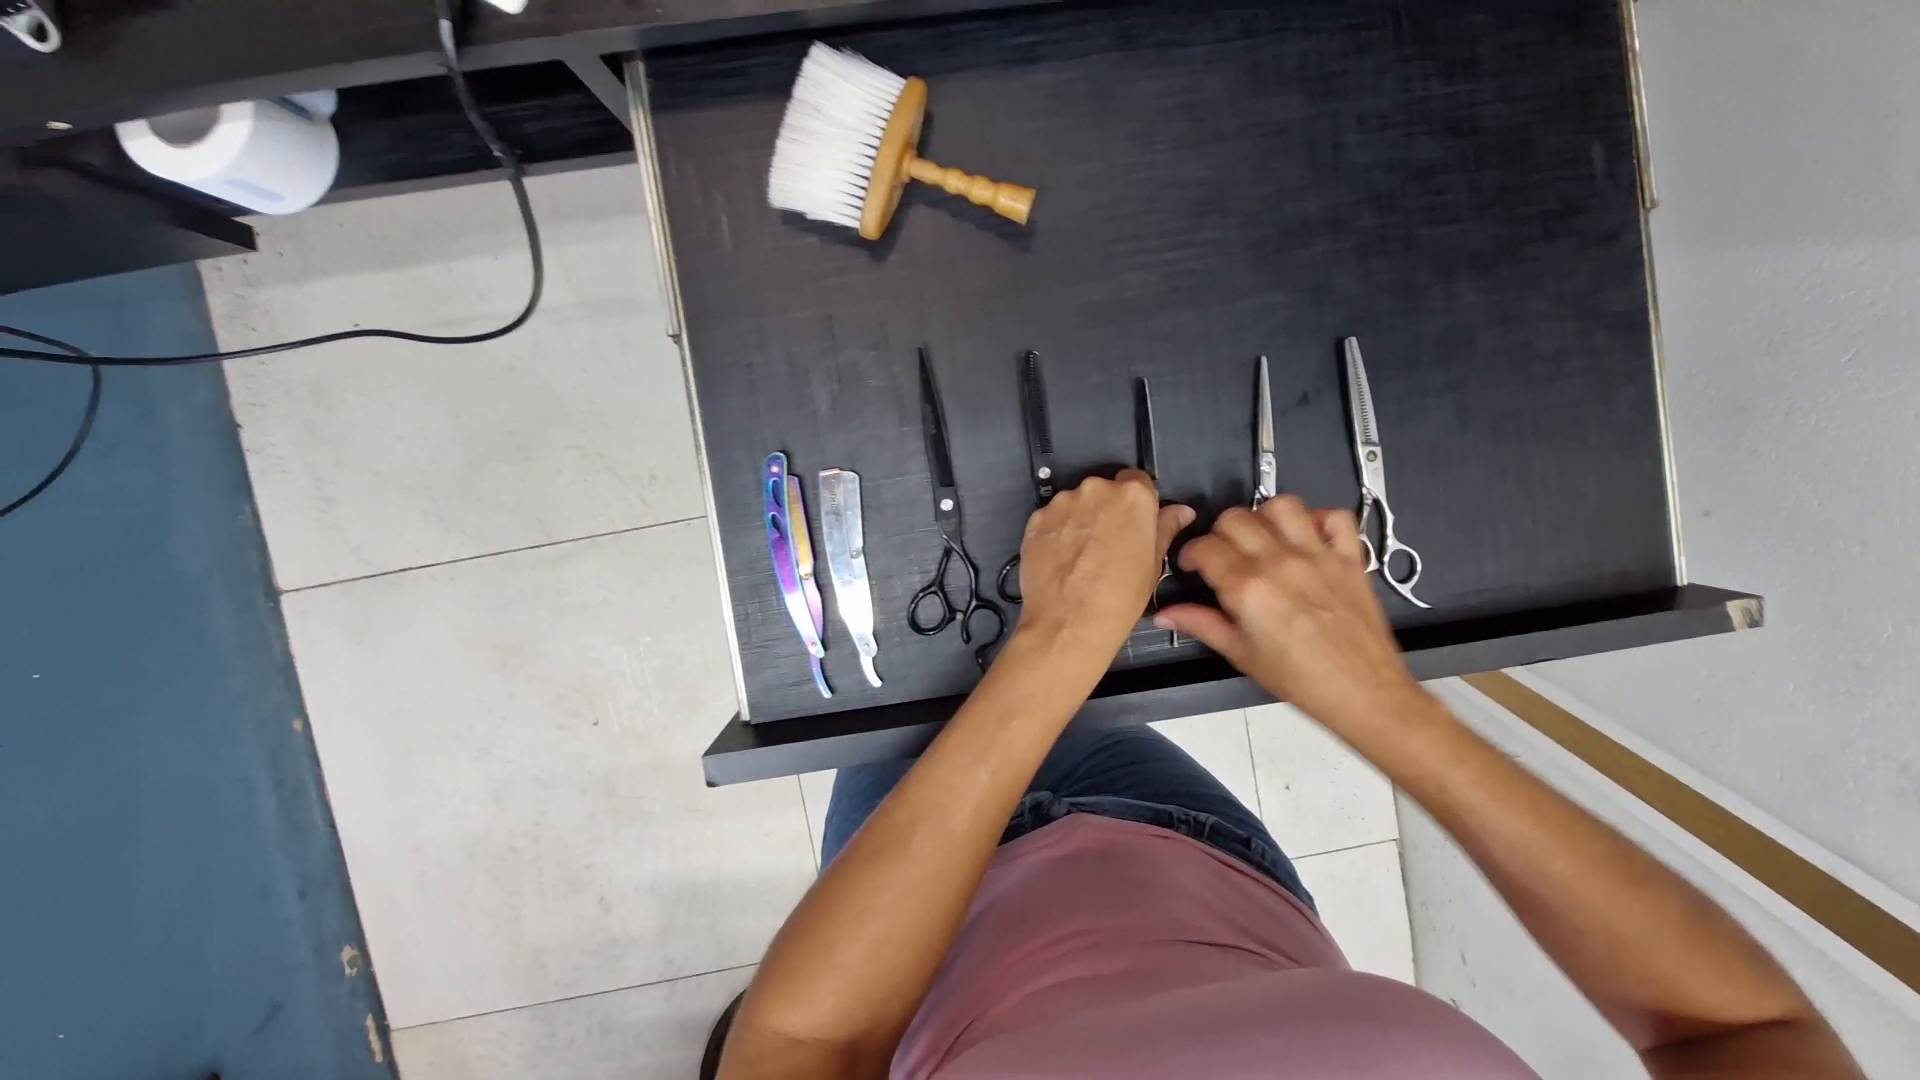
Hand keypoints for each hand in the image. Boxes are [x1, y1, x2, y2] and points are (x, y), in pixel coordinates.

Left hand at [1015, 469, 1192, 655]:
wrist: (1067, 623)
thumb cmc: (1118, 598)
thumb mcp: (1153, 565)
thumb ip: (1164, 529)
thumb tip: (1180, 512)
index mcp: (1133, 496)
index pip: (1138, 481)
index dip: (1136, 504)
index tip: (1133, 524)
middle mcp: (1096, 490)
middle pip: (1104, 491)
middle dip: (1106, 511)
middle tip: (1107, 545)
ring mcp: (1062, 503)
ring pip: (1075, 503)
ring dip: (1079, 521)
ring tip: (1081, 557)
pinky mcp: (1036, 519)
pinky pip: (1051, 519)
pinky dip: (1056, 533)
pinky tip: (1061, 560)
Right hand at [1154, 496, 1419, 730]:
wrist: (1362, 692)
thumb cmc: (1302, 680)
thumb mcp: (1241, 654)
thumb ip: (1201, 624)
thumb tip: (1167, 614)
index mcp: (1248, 588)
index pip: (1205, 547)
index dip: (1191, 554)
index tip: (1193, 566)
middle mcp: (1281, 563)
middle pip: (1236, 518)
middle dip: (1220, 533)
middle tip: (1223, 555)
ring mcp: (1318, 556)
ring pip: (1282, 505)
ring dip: (1264, 516)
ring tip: (1262, 538)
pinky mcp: (1349, 558)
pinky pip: (1335, 517)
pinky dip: (1319, 519)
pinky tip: (1306, 537)